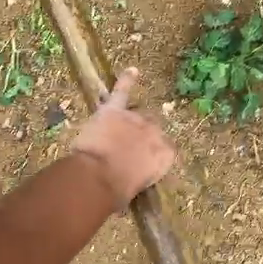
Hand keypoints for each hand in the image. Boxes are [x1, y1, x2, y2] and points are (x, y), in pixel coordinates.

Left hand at [70, 69, 175, 207]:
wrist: (97, 177)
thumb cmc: (116, 193)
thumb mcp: (132, 193)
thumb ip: (135, 181)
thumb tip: (124, 191)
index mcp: (165, 156)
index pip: (165, 151)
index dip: (151, 155)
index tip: (142, 161)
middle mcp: (155, 133)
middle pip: (152, 129)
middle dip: (140, 137)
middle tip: (126, 148)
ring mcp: (135, 119)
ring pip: (136, 114)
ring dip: (128, 122)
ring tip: (117, 130)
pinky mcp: (114, 111)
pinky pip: (122, 92)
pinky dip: (126, 80)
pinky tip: (132, 70)